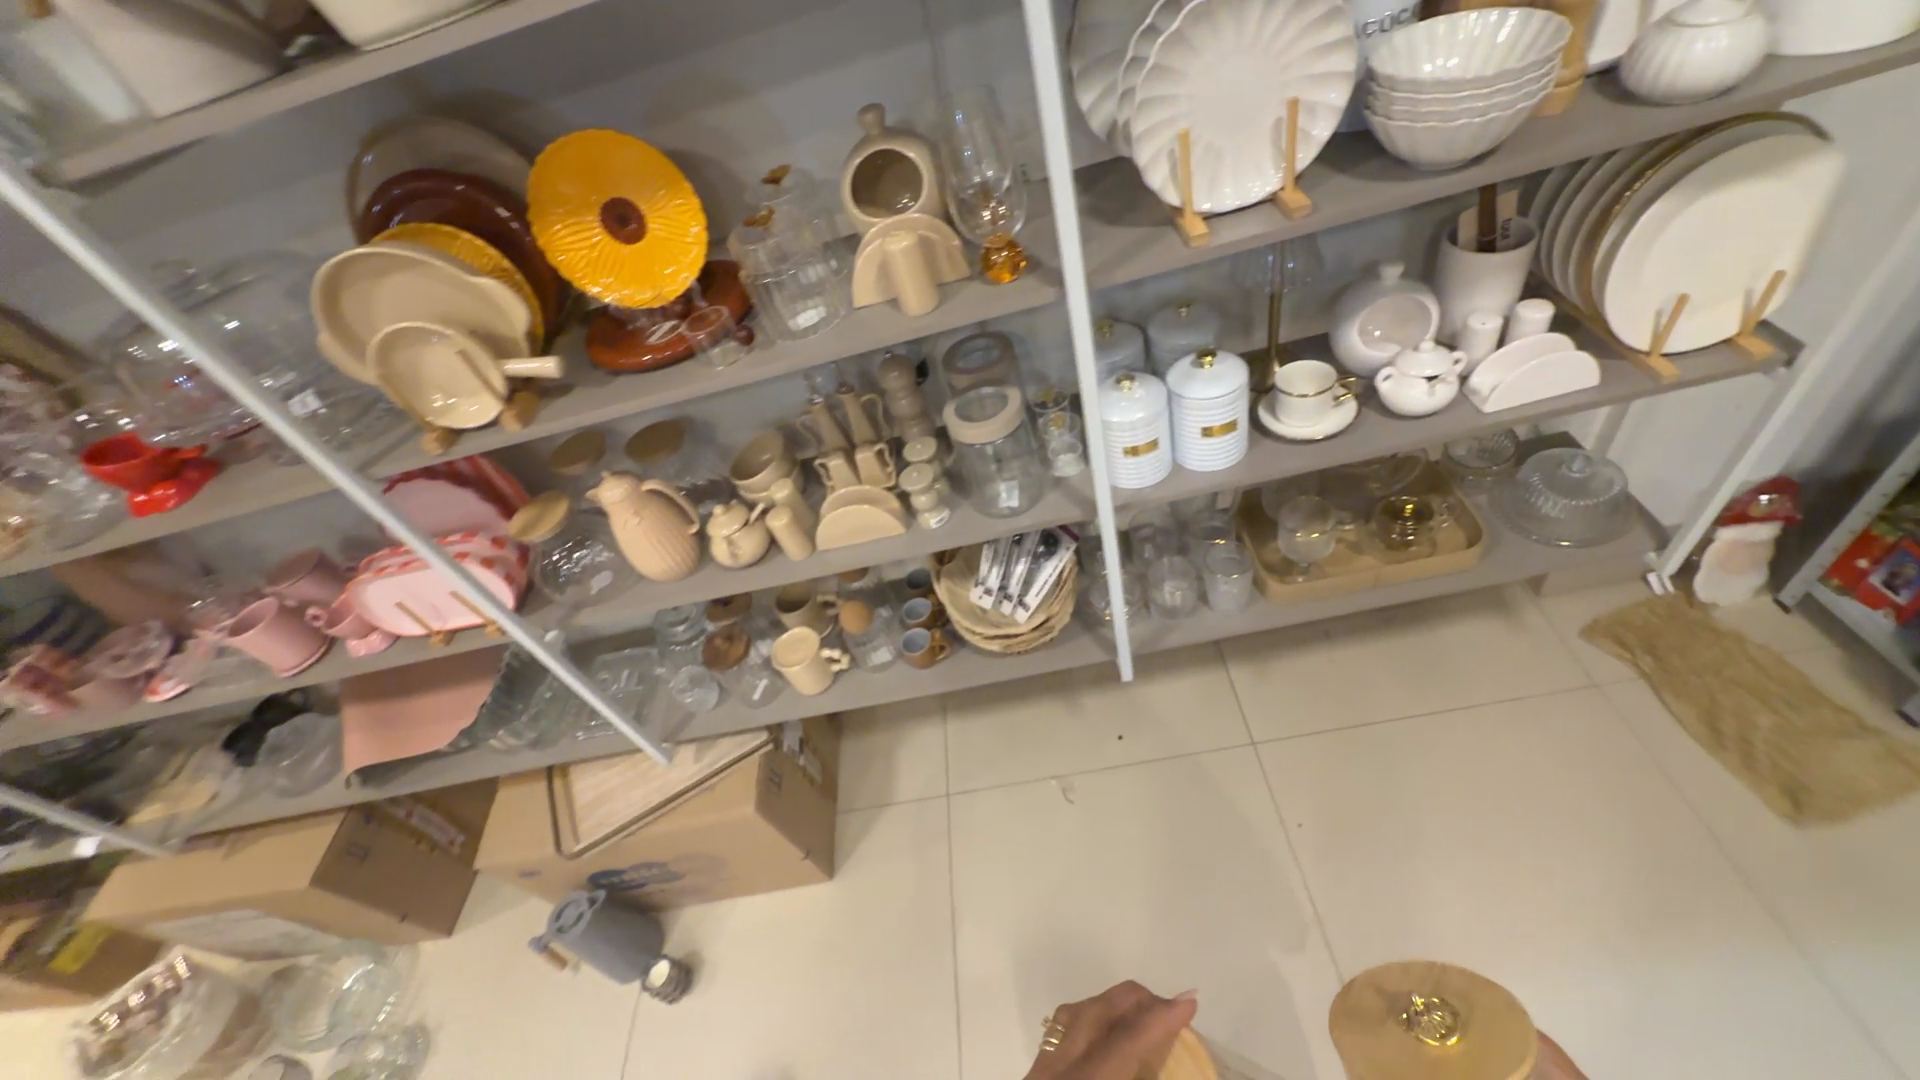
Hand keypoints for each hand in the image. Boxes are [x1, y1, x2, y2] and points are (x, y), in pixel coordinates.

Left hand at [1023, 982, 1198, 1079]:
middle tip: (1173, 1009)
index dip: (1160, 1018)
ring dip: (1115, 1007)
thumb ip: (1144, 1071)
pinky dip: (1093, 1022)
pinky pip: (1064, 1028)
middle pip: (1097, 1010)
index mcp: (1087, 1079)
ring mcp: (1040, 1064)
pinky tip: (1111, 1032)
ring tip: (1146, 1016)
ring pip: (1077, 1012)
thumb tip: (1162, 1053)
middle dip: (1138, 1000)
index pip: (1126, 1039)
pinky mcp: (1035, 1068)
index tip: (1190, 1002)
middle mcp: (1057, 1066)